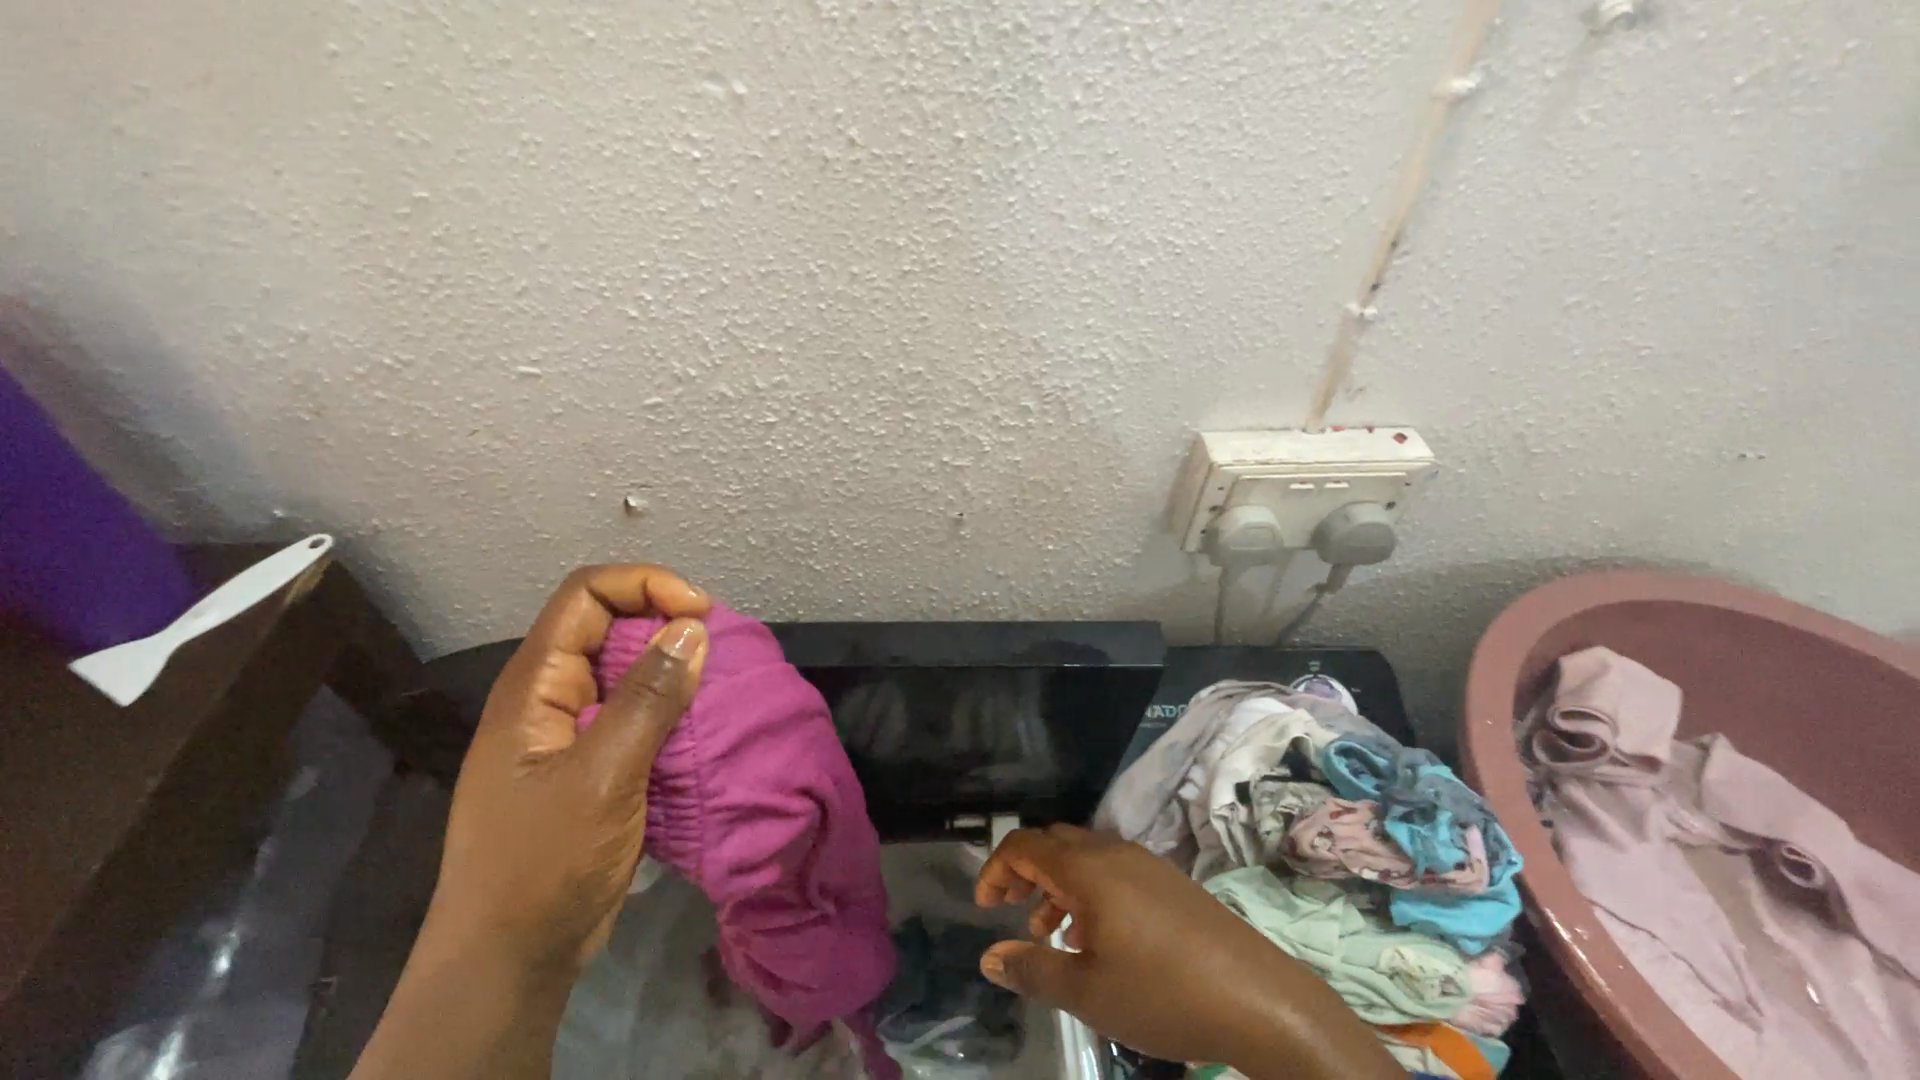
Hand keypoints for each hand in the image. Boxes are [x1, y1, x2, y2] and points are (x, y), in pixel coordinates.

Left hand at [430, 564, 711, 972]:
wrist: (512, 957)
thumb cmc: (543, 863)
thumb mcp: (602, 777)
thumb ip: (647, 699)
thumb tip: (692, 628)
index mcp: (535, 686)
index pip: (586, 596)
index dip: (645, 585)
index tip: (702, 613)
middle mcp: (550, 698)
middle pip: (608, 627)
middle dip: (667, 624)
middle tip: (720, 651)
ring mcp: (569, 734)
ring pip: (626, 673)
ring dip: (674, 671)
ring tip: (722, 686)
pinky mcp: (592, 767)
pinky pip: (636, 717)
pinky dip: (673, 711)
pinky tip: (705, 728)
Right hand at [974, 826, 1401, 1079]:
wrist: (1259, 998)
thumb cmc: (1161, 993)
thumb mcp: (1086, 991)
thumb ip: (1032, 969)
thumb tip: (989, 956)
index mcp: (1087, 868)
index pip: (1024, 844)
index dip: (995, 868)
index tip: (983, 907)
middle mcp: (1115, 852)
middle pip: (1054, 842)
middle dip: (1024, 871)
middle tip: (1010, 911)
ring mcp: (1148, 864)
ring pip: (1086, 857)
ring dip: (1057, 885)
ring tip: (1051, 934)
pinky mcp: (1172, 883)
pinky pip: (1115, 870)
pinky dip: (1090, 892)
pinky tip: (1098, 938)